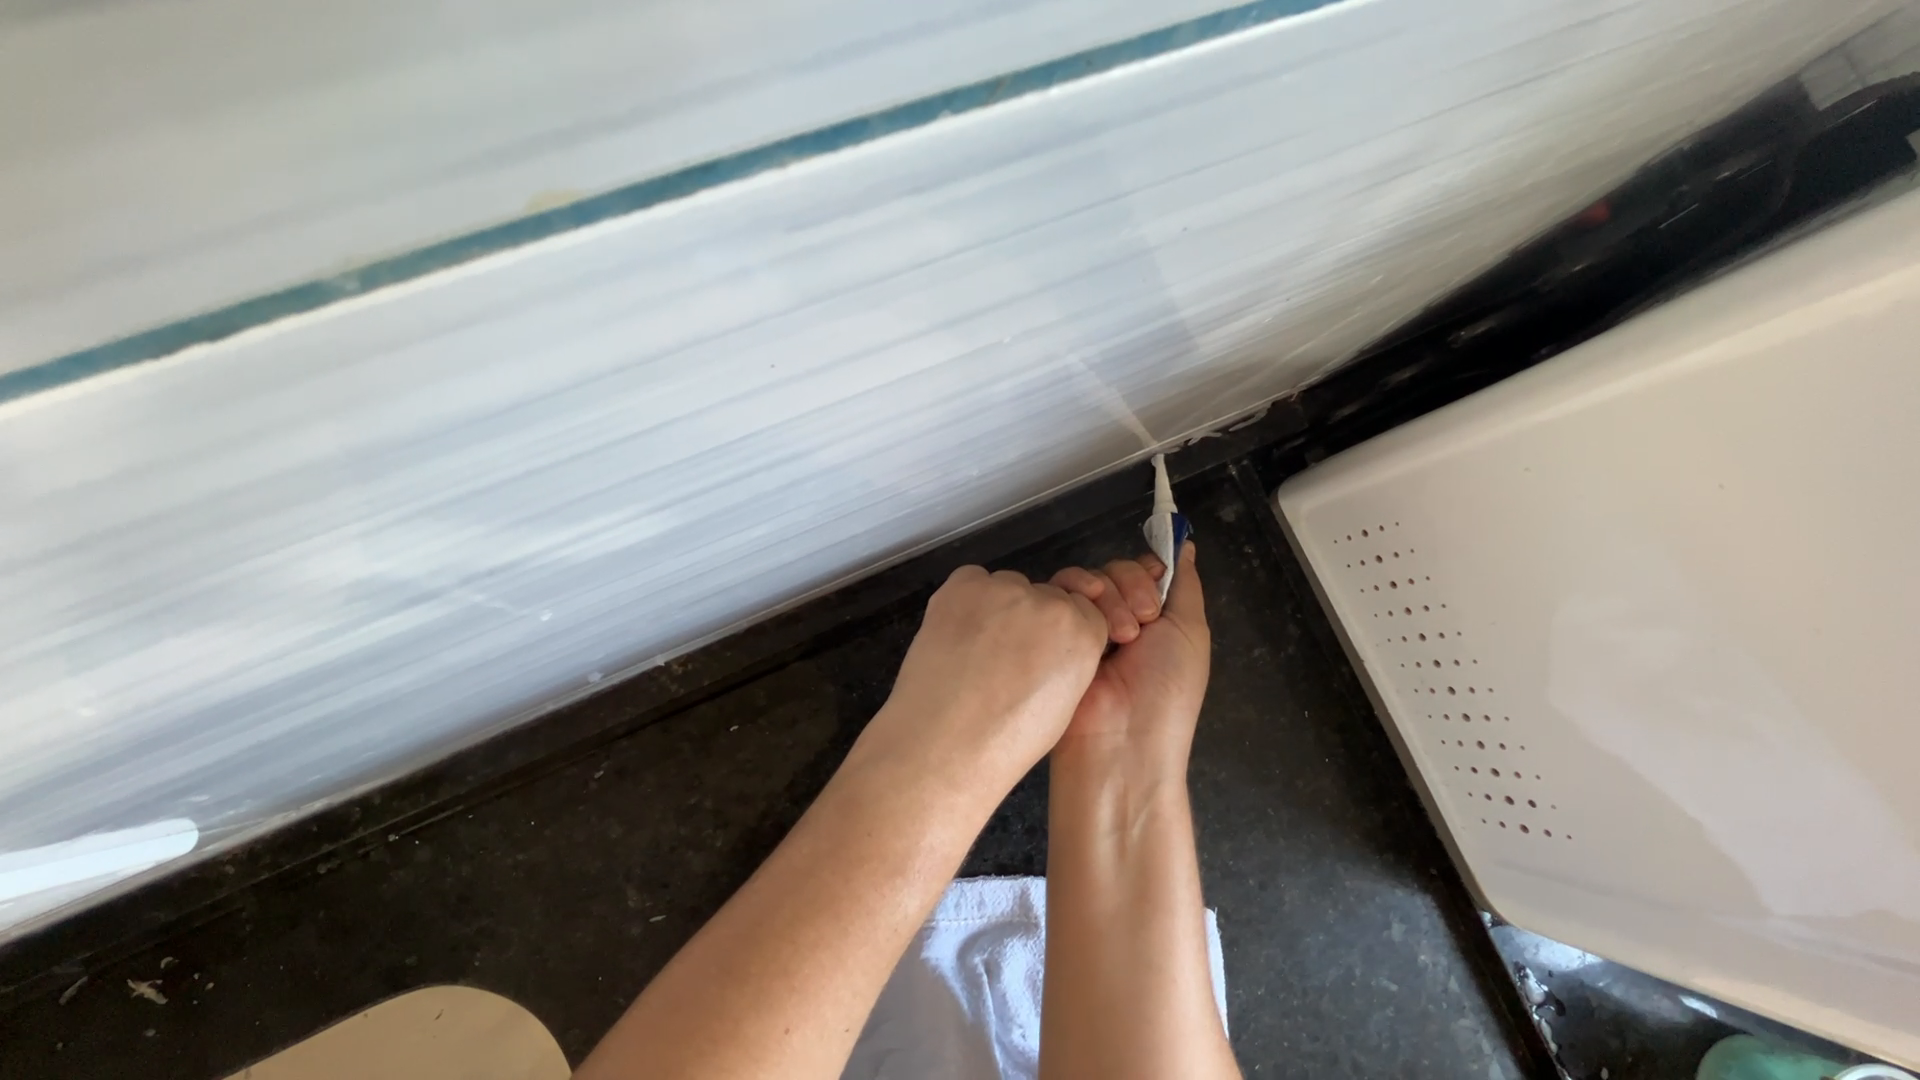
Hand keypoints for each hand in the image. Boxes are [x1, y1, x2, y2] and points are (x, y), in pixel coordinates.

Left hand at [857, 566, 1109, 794]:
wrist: (946, 744)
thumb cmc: (1007, 741)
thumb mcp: (1065, 703)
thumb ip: (1069, 660)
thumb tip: (1049, 644)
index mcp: (1084, 634)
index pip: (1083, 610)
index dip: (1058, 635)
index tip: (1038, 657)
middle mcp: (1050, 603)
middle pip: (1046, 595)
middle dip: (1030, 619)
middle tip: (1002, 657)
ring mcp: (1005, 590)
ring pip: (1008, 587)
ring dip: (998, 608)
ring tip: (974, 651)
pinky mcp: (963, 585)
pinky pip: (972, 580)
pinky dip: (965, 600)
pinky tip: (956, 635)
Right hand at [1050, 544, 1208, 767]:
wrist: (1122, 741)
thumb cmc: (1167, 689)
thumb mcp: (1191, 632)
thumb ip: (1185, 585)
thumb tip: (1185, 545)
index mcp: (1152, 620)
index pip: (1142, 571)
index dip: (1147, 569)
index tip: (1156, 580)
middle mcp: (1115, 620)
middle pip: (1114, 570)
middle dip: (1130, 586)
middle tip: (1141, 622)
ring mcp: (1081, 627)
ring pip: (1086, 579)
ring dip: (1107, 596)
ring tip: (1117, 635)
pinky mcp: (1052, 634)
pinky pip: (1057, 594)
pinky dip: (1074, 596)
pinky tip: (1086, 622)